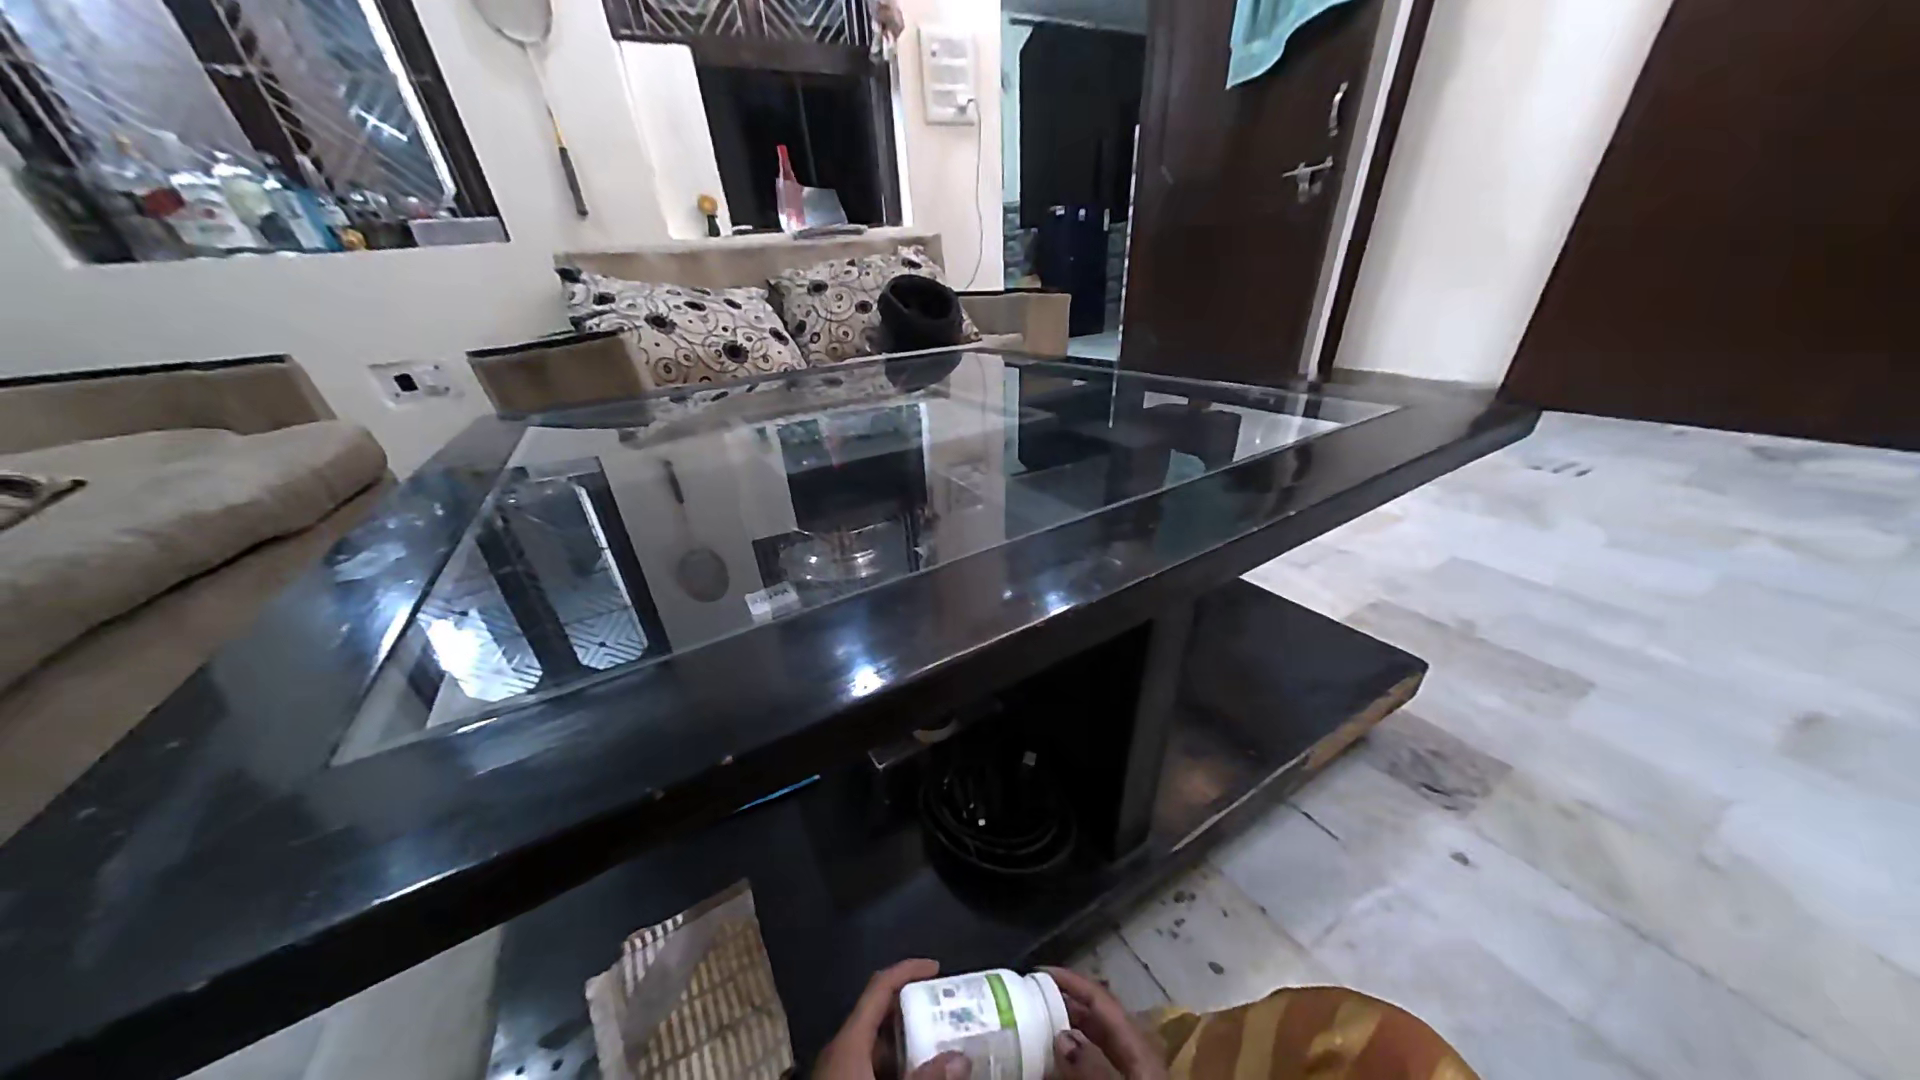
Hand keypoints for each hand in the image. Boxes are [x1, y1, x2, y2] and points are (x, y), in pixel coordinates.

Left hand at [815, 959, 971, 1079]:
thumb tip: (962, 1059)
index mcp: (850, 1039)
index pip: (879, 986)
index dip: (908, 970)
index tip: (937, 969)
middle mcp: (843, 1048)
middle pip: (880, 1015)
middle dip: (914, 1009)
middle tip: (947, 1010)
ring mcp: (840, 1072)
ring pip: (878, 1045)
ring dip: (908, 1041)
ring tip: (941, 1045)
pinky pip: (872, 1067)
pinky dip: (897, 1066)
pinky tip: (919, 1074)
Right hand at [1040, 968, 1168, 1079]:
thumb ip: (1093, 1069)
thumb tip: (1061, 1036)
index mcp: (1139, 1048)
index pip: (1102, 1001)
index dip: (1073, 982)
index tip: (1039, 973)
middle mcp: (1135, 1058)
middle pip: (1097, 1021)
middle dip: (1065, 1006)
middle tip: (1030, 1000)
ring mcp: (1131, 1076)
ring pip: (1095, 1045)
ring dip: (1067, 1034)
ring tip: (1036, 1029)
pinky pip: (1097, 1069)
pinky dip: (1073, 1065)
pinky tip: (1051, 1068)